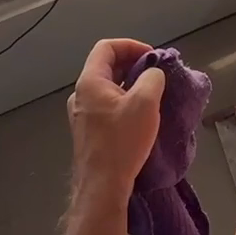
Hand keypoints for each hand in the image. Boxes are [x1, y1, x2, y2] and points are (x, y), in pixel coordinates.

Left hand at [68, 38, 164, 200]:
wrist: (102, 188)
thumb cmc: (122, 141)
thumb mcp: (146, 102)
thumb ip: (152, 77)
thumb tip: (152, 74)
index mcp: (90, 82)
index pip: (107, 47)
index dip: (131, 46)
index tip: (151, 57)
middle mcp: (80, 95)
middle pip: (106, 65)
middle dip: (133, 64)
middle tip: (155, 73)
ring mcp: (82, 115)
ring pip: (108, 86)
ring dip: (130, 84)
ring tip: (151, 93)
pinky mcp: (88, 132)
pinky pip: (106, 104)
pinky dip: (124, 100)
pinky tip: (140, 115)